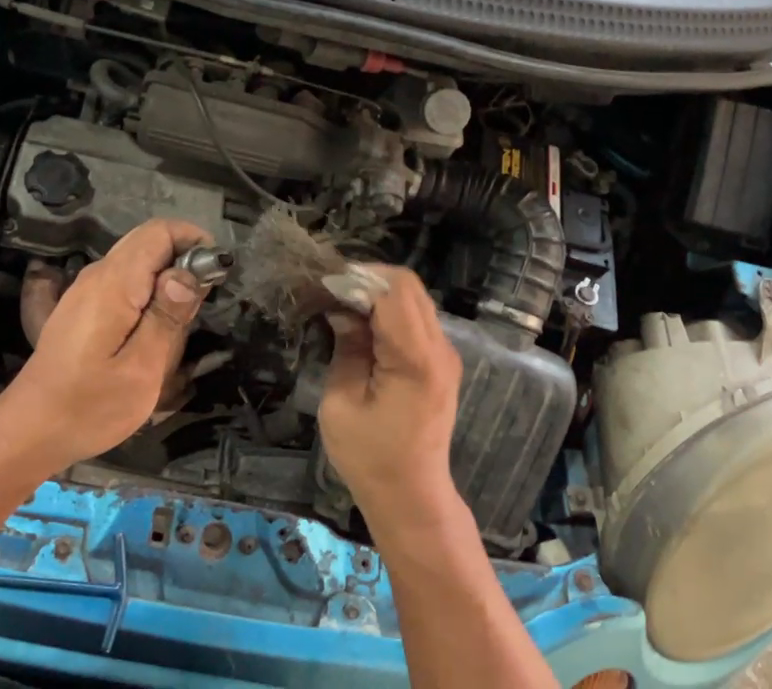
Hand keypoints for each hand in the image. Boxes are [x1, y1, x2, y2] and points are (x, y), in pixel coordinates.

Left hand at [0, 219, 211, 472]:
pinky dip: (148, 296)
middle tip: (204, 304)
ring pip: (138, 263)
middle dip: (184, 261)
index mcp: (114, 283)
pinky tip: (153, 335)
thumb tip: (190, 272)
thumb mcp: (141, 369)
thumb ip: (167, 316)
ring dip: (166, 282)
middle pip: (149, 242)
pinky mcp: (83, 308)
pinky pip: (124, 284)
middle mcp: (98, 275)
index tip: (217, 275)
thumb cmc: (90, 406)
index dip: (194, 241)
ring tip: (180, 327)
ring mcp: (86, 291)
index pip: (159, 232)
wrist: (32, 429)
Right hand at [317, 266, 462, 518]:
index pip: (395, 290)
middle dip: (367, 280)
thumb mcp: (340, 403)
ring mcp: (445, 355)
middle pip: (409, 287)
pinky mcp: (441, 362)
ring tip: (342, 307)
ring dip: (378, 294)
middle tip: (331, 292)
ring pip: (414, 299)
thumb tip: (341, 311)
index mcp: (415, 359)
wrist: (411, 495)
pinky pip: (416, 318)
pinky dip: (388, 311)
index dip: (359, 277)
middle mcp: (439, 349)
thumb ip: (346, 349)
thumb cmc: (370, 457)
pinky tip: (362, 327)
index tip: (325, 285)